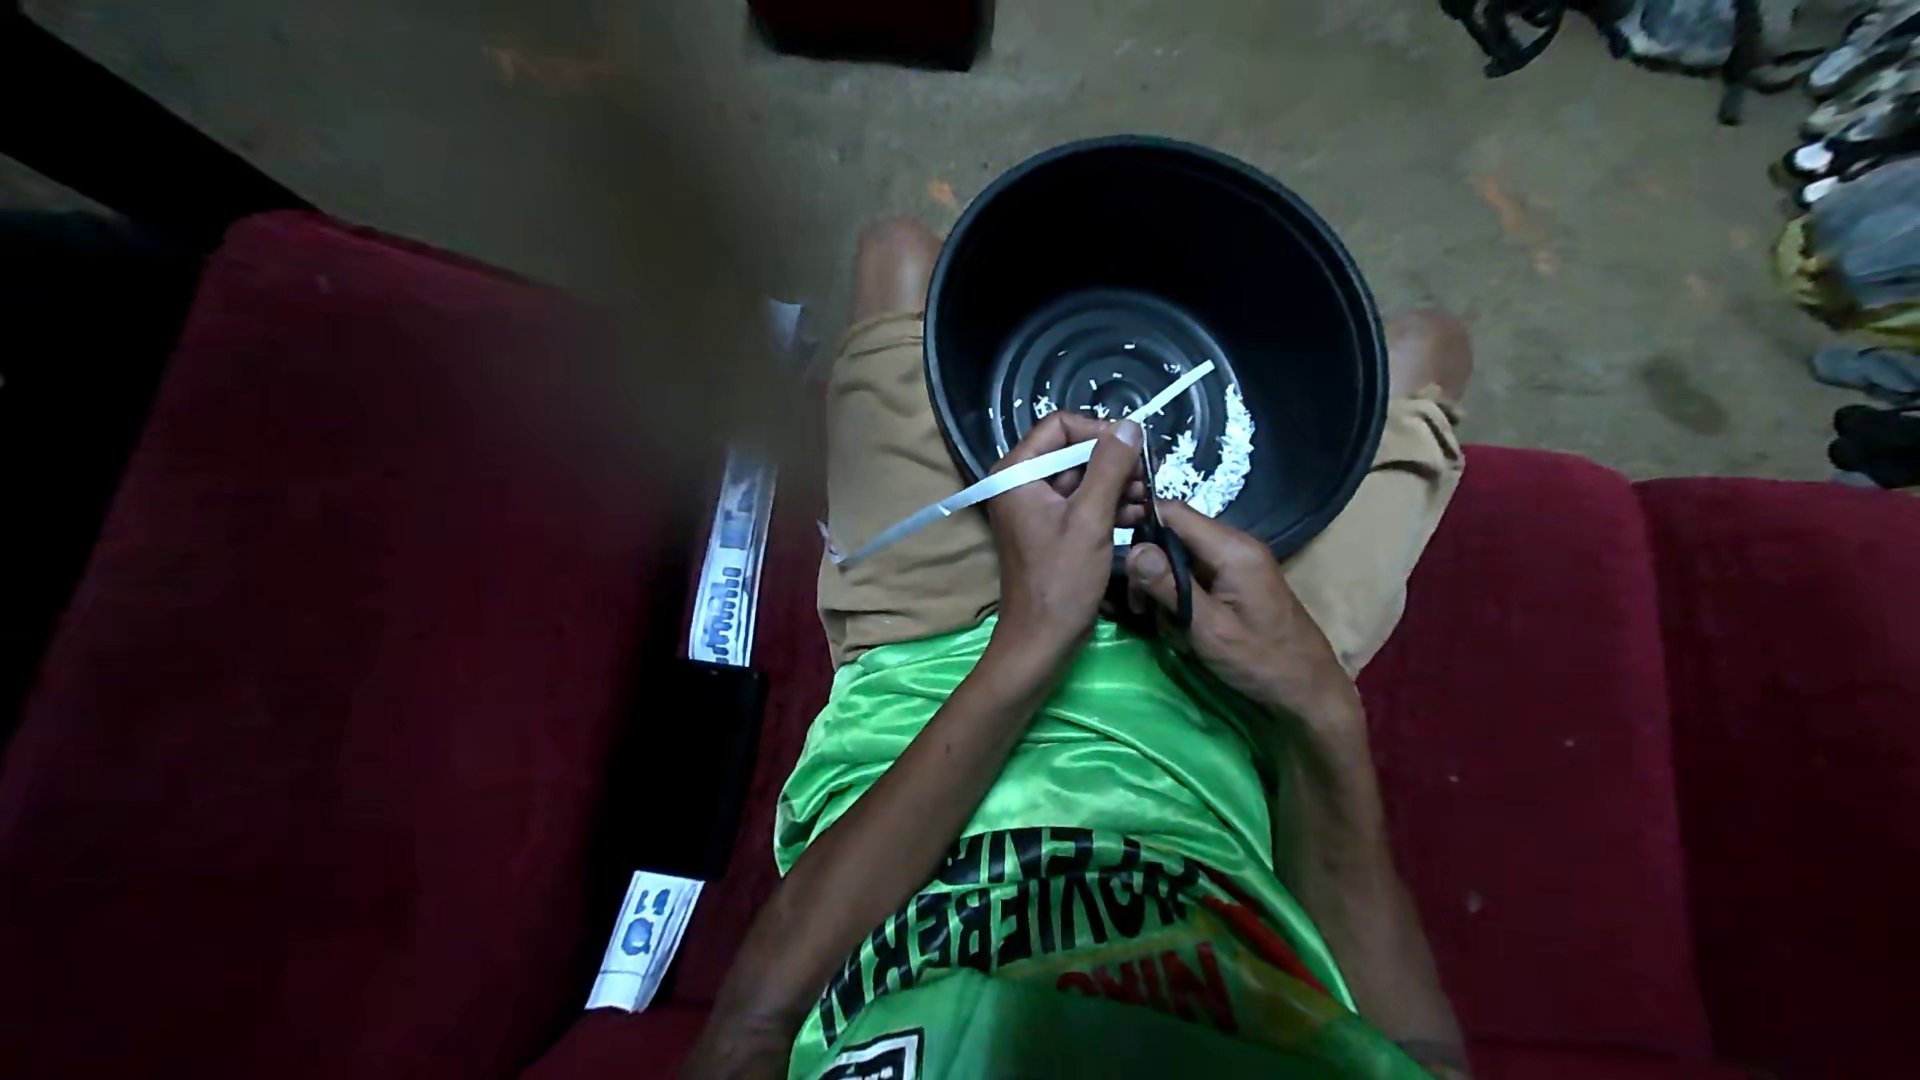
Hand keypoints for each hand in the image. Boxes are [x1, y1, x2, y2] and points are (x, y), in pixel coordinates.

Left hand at [986, 414, 1145, 662]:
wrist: (1042, 638)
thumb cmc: (1061, 579)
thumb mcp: (1090, 518)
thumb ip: (1110, 466)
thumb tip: (1130, 425)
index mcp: (1016, 473)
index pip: (1059, 426)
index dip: (1099, 431)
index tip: (1134, 450)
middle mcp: (1022, 483)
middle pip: (1074, 451)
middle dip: (1114, 462)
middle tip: (1150, 477)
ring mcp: (1037, 507)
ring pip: (1084, 478)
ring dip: (1118, 484)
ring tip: (1150, 498)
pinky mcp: (1054, 528)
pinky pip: (1084, 503)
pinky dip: (1110, 505)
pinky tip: (1141, 514)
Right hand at [1125, 501, 1359, 733]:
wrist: (1308, 691)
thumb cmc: (1261, 661)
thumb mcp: (1209, 628)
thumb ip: (1169, 586)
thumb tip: (1133, 549)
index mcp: (1233, 549)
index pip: (1174, 512)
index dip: (1139, 521)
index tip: (1113, 549)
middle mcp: (1235, 546)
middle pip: (1173, 534)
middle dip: (1148, 567)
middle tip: (1137, 605)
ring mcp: (1236, 563)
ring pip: (1179, 557)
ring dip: (1162, 587)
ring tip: (1162, 622)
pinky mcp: (1234, 580)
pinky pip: (1194, 575)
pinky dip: (1179, 596)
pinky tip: (1180, 626)